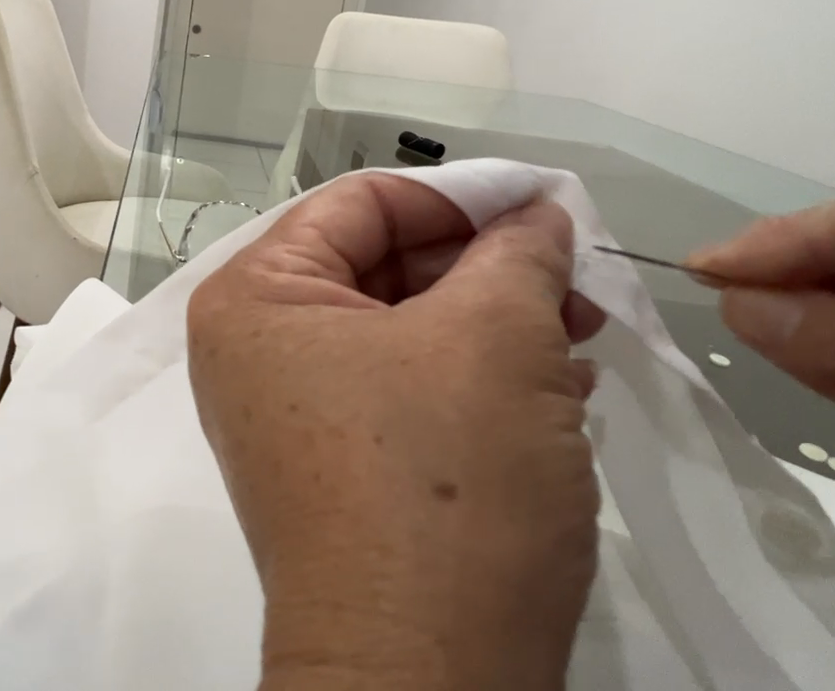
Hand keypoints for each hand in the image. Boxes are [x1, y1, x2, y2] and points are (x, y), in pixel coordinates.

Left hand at [187, 173, 605, 690]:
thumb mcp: (493, 338)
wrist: (423, 679)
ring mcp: (292, 410)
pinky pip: (404, 386)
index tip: (545, 199)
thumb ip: (517, 252)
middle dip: (482, 263)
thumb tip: (538, 212)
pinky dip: (474, 375)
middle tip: (572, 270)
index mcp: (256, 296)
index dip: (457, 193)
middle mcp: (256, 346)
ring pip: (400, 328)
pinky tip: (553, 383)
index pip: (358, 204)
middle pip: (378, 264)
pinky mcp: (336, 463)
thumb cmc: (443, 482)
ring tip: (578, 327)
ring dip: (490, 320)